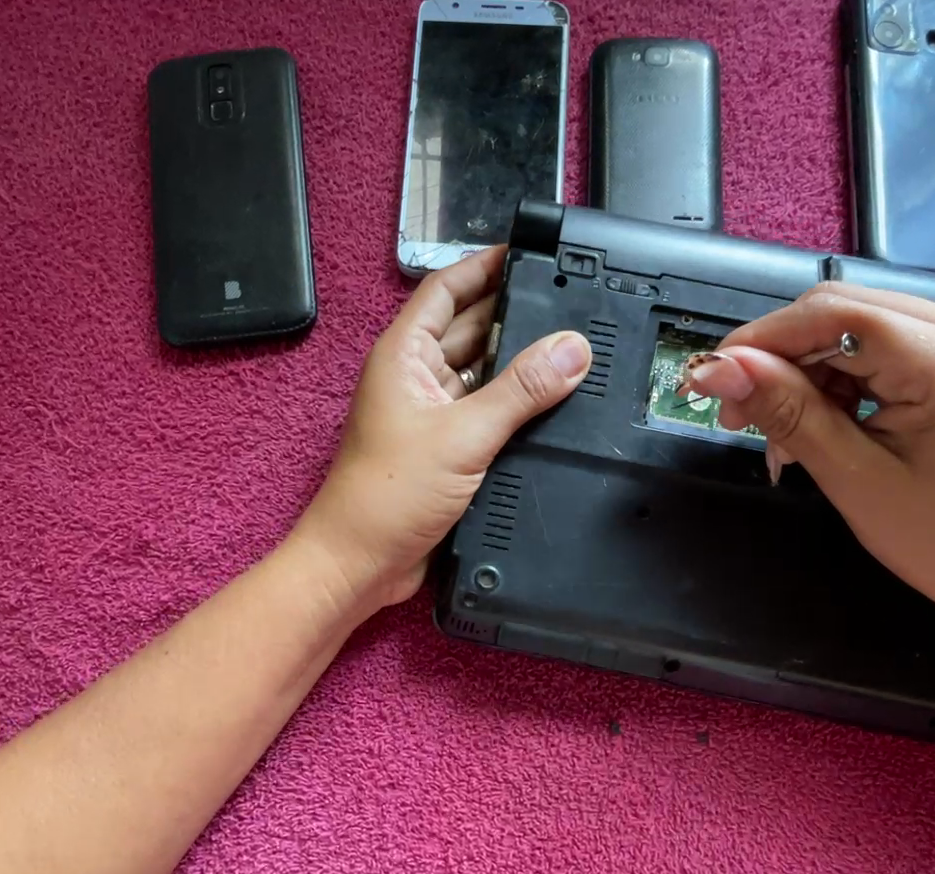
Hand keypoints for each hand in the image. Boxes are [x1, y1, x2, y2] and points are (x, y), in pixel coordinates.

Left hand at [295, 246, 592, 609]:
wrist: (362, 561)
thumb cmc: (387, 495)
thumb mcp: (463, 435)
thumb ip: (520, 392)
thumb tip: (571, 350)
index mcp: (404, 355)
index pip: (446, 290)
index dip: (484, 266)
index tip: (529, 251)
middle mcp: (415, 377)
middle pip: (470, 329)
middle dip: (514, 315)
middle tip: (570, 304)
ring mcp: (430, 413)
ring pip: (481, 372)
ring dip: (517, 364)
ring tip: (572, 349)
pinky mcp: (444, 447)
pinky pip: (484, 411)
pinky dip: (513, 405)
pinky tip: (549, 402)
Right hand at [680, 282, 934, 646]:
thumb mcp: (853, 478)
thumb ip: (785, 411)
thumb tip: (716, 370)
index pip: (833, 315)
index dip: (759, 340)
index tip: (710, 381)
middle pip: (846, 312)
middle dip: (780, 357)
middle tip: (741, 415)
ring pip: (862, 328)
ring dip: (809, 371)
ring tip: (786, 433)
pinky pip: (890, 347)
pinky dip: (844, 379)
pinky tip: (828, 423)